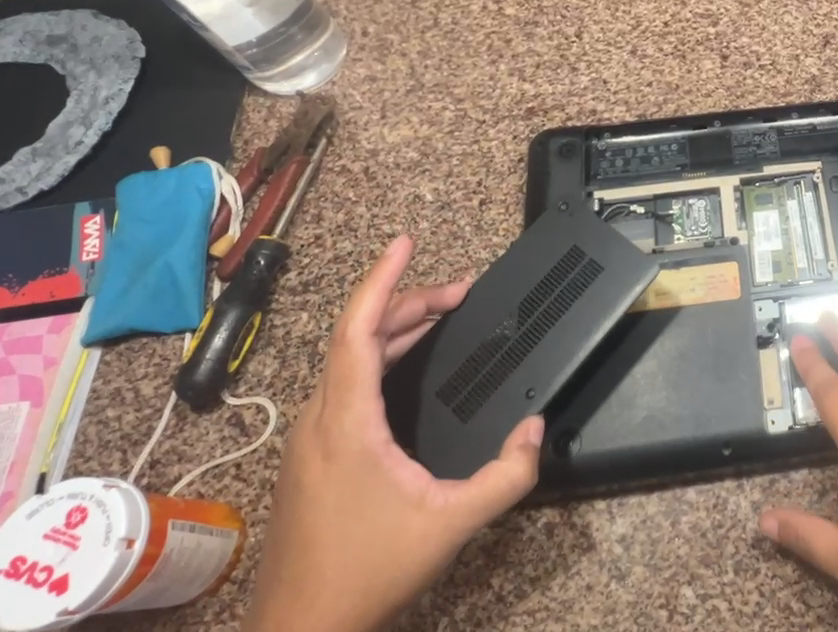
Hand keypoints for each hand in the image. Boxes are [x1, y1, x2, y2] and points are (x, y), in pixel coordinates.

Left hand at [244, 236, 542, 631]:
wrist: (302, 628)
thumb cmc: (367, 571)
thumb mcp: (453, 523)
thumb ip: (505, 476)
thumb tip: (535, 428)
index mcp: (347, 423)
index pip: (358, 331)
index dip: (380, 281)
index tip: (403, 244)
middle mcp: (320, 420)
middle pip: (357, 337)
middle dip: (407, 303)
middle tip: (458, 292)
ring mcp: (311, 437)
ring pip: (347, 361)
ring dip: (393, 330)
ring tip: (440, 317)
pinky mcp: (312, 454)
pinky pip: (344, 384)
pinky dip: (378, 358)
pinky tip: (405, 366)